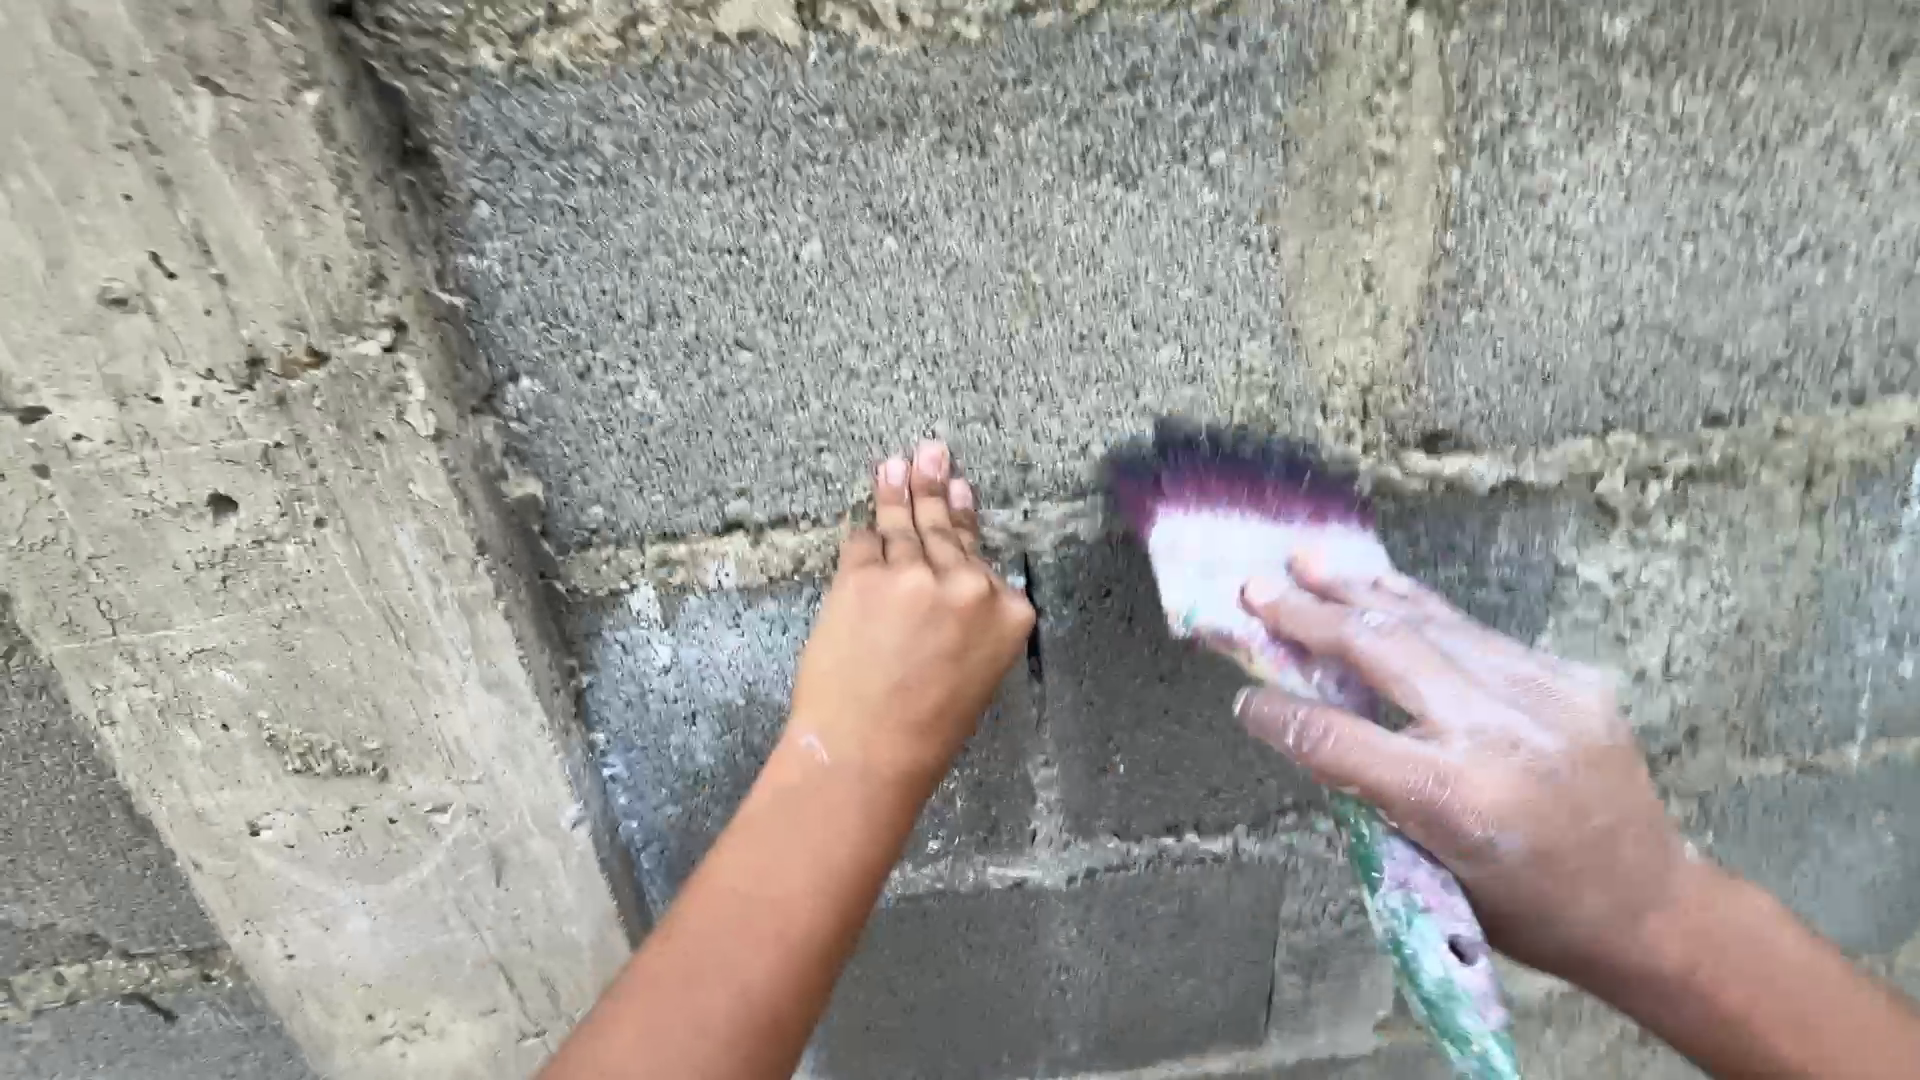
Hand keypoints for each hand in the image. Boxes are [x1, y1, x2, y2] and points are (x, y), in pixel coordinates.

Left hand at [787, 440, 1035, 787]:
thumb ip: (972, 618)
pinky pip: (863, 542)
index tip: (963, 491)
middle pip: (949, 529)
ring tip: (899, 462)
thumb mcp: (975, 671)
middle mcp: (968, 585)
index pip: (984, 559)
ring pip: (905, 525)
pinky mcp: (864, 576)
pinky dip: (861, 533)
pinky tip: (864, 512)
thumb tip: (955, 576)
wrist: (870, 755)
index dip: (968, 525)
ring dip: (899, 490)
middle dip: (937, 487)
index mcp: (1009, 613)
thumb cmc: (926, 728)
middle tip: (933, 451)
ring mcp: (914, 575)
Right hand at [1233, 554, 1692, 983]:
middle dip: (1308, 617)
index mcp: (1455, 797)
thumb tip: (1304, 719)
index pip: (1335, 737)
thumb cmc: (1525, 905)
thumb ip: (1365, 783)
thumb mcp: (1425, 861)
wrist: (1655, 907)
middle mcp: (1498, 732)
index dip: (1278, 714)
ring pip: (1426, 622)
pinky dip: (1412, 605)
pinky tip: (1378, 586)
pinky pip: (1469, 630)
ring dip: (1356, 590)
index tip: (1243, 698)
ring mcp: (1542, 694)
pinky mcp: (1568, 676)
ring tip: (1308, 561)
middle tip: (1256, 589)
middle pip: (1378, 652)